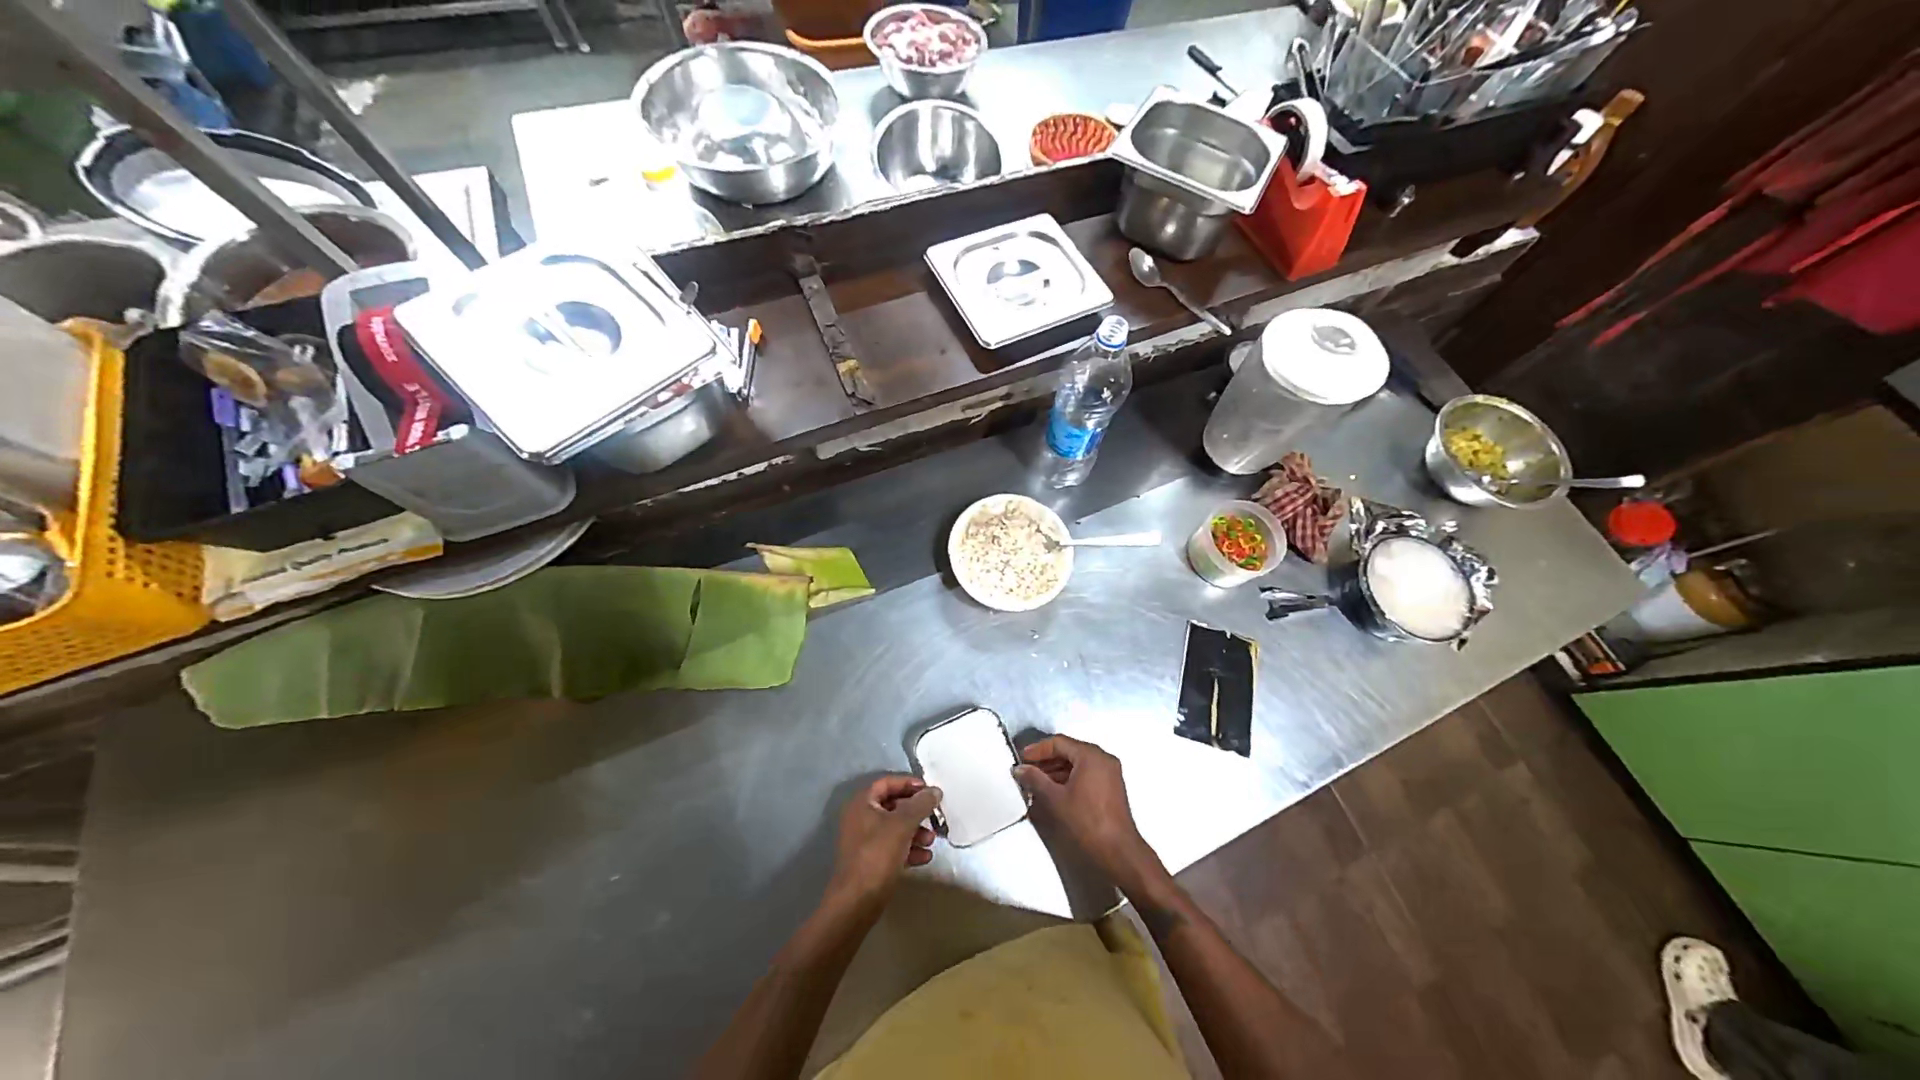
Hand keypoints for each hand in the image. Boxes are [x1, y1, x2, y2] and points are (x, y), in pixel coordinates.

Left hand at [826, 775, 941, 912]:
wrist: (857, 901)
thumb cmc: (877, 854)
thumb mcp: (902, 824)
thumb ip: (920, 804)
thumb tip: (935, 790)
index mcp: (862, 803)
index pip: (887, 783)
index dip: (909, 783)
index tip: (930, 791)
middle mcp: (860, 818)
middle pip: (893, 806)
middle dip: (916, 811)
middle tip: (935, 816)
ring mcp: (864, 841)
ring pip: (895, 828)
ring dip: (915, 832)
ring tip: (931, 840)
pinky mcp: (871, 861)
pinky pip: (893, 847)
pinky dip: (909, 849)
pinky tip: (925, 857)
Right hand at [1015, 735, 1168, 896]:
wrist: (1117, 851)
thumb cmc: (1086, 821)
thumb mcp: (1054, 798)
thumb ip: (1035, 779)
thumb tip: (1020, 770)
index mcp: (1091, 756)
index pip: (1059, 742)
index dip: (1038, 749)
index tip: (1022, 758)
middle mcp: (1103, 760)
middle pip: (1069, 751)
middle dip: (1046, 760)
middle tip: (1027, 770)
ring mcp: (1110, 774)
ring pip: (1077, 764)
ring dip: (1056, 771)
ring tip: (1036, 783)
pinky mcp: (1111, 789)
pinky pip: (1086, 775)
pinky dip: (1069, 779)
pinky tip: (1054, 792)